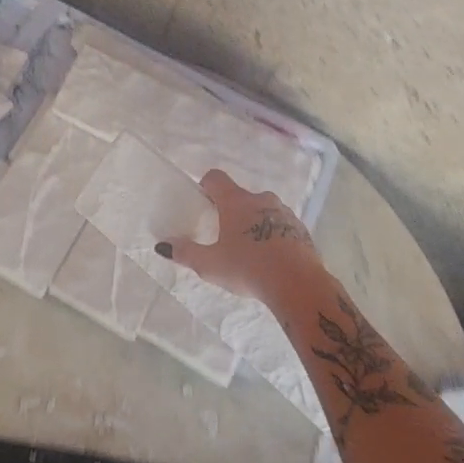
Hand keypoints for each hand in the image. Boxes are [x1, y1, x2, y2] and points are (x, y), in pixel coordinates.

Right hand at [155, 170, 324, 300]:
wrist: (297, 284)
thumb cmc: (248, 269)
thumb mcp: (209, 265)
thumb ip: (185, 253)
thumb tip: (163, 245)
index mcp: (236, 202)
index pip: (215, 178)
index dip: (206, 186)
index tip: (203, 204)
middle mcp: (261, 200)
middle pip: (240, 196)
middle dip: (230, 211)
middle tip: (223, 235)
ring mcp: (284, 213)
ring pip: (262, 210)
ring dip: (253, 223)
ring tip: (248, 250)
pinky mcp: (301, 229)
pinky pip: (281, 226)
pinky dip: (273, 235)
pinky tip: (269, 259)